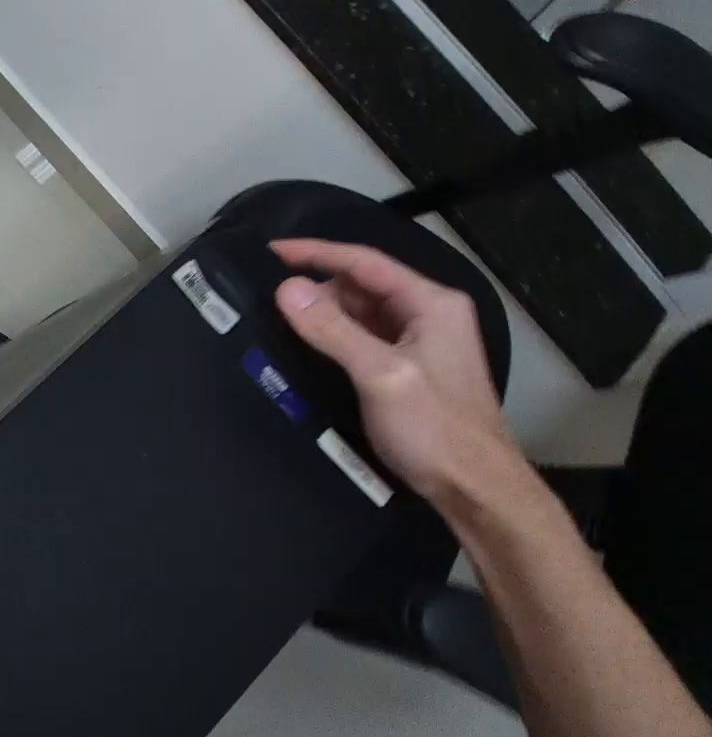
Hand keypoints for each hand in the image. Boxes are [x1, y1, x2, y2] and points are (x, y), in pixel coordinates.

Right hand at [270, 239, 524, 503]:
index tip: (269, 252)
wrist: (471, 485)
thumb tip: (287, 289)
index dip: (316, 252)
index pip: (365, 263)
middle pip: (360, 285)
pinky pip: (357, 338)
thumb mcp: (380, 374)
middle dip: (314, 283)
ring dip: (318, 311)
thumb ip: (333, 330)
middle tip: (263, 292)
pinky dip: (326, 335)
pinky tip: (299, 344)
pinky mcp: (400, 368)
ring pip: (356, 312)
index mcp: (431, 305)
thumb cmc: (434, 428)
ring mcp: (414, 343)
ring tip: (272, 316)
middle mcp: (426, 316)